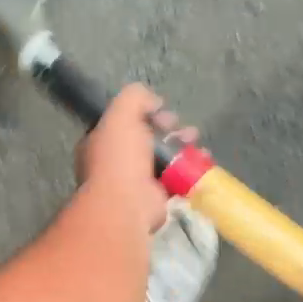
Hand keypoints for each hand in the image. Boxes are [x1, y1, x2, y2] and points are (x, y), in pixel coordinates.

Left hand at [75, 84, 193, 233]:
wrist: (126, 204)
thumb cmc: (119, 158)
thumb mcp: (121, 114)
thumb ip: (135, 97)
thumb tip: (154, 101)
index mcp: (100, 142)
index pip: (123, 122)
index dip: (144, 112)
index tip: (161, 109)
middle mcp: (114, 162)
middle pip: (146, 138)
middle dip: (169, 129)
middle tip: (183, 127)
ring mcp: (134, 182)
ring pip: (163, 157)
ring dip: (182, 146)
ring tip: (195, 140)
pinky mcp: (154, 197)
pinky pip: (175, 177)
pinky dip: (190, 168)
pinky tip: (202, 159)